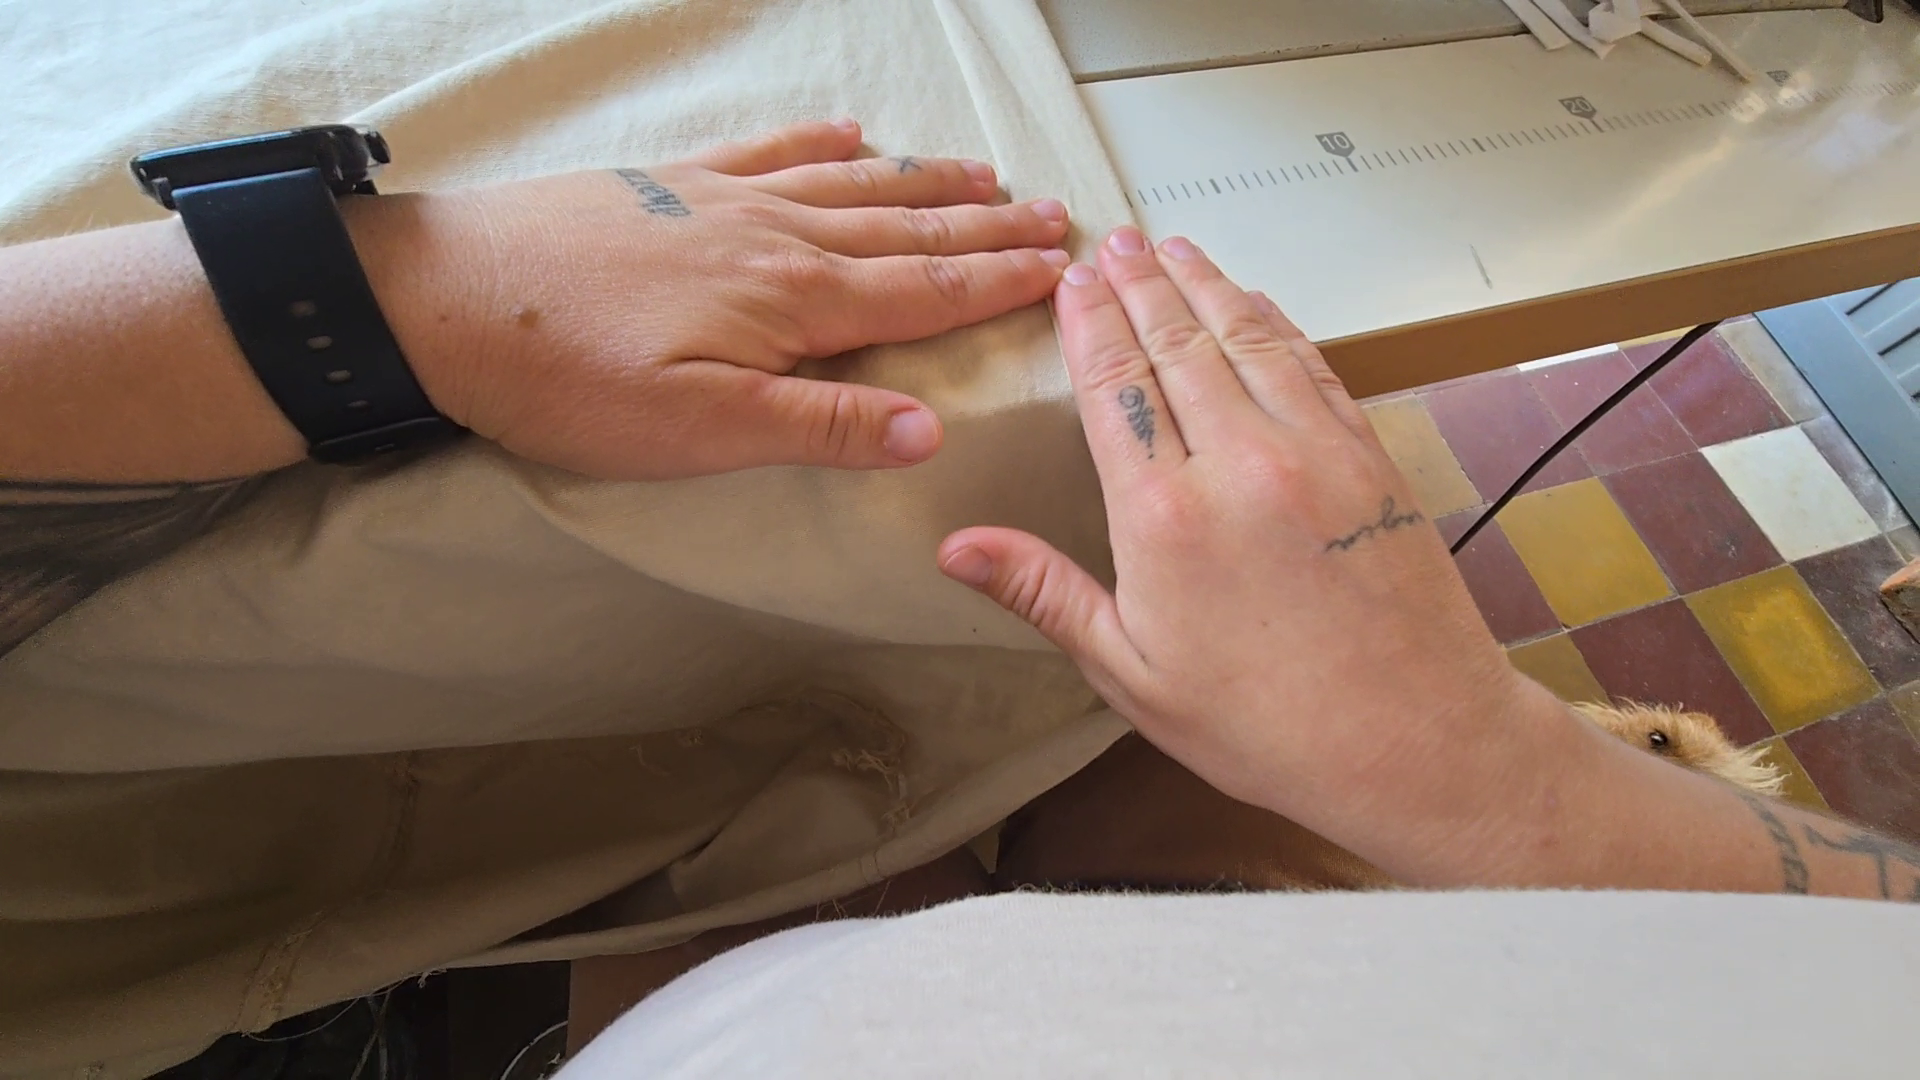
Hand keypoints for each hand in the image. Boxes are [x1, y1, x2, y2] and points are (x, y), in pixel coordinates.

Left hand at [351, 120, 1071, 478]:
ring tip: (984, 171)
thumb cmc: (576, 380)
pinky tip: (853, 132)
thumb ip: (822, 430)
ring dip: (927, 180)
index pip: (926, 290)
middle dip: (987, 224)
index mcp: (797, 303)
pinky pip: (771, 153)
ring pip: (853, 185)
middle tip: (1049, 212)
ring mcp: (727, 201)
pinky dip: (822, 144)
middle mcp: (778, 238)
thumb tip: (930, 432)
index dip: (998, 280)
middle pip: (906, 228)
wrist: (440, 305)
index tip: (1057, 267)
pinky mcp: (677, 186)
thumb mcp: (705, 433)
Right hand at [936, 227, 1568, 878]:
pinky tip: (1255, 299)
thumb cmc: (1259, 722)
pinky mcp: (1368, 456)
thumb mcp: (1128, 669)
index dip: (1090, 325)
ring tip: (1172, 246)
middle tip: (1115, 241)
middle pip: (1176, 344)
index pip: (1115, 387)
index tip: (1075, 281)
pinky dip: (1275, 320)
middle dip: (1139, 285)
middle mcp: (1238, 462)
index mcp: (1164, 515)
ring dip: (1203, 285)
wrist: (1415, 744)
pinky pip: (1311, 363)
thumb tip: (956, 548)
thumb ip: (1042, 592)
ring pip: (1245, 337)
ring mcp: (1313, 451)